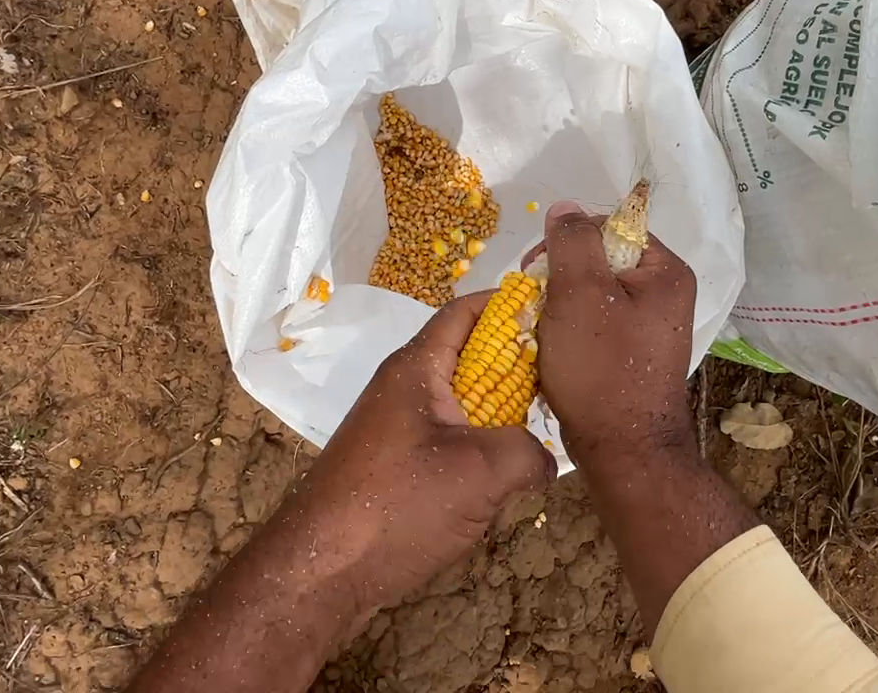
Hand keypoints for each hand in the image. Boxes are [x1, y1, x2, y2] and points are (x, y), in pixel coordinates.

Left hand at [280, 292, 555, 609]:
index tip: (549, 313)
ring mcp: (396, 425)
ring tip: (537, 432)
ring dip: (498, 412)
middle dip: (513, 363)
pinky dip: (477, 445)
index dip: (507, 304)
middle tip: (558, 381)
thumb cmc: (397, 505)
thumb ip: (528, 452)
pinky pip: (446, 436)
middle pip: (467, 355)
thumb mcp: (481, 473)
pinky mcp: (393, 462)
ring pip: (460, 401)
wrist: (319, 572)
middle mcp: (403, 386)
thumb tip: (544, 457)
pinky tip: (500, 478)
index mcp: (417, 368)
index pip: (465, 311)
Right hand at [531, 201, 699, 469]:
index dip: (569, 240)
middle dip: (560, 276)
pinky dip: (570, 329)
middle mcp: (665, 294)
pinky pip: (596, 323)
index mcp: (666, 272)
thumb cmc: (603, 369)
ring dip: (560, 305)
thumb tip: (566, 207)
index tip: (537, 268)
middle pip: (600, 260)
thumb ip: (572, 241)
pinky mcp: (633, 353)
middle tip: (535, 300)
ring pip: (593, 294)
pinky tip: (553, 347)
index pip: (611, 228)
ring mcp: (650, 326)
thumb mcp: (580, 293)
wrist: (623, 452)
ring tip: (541, 328)